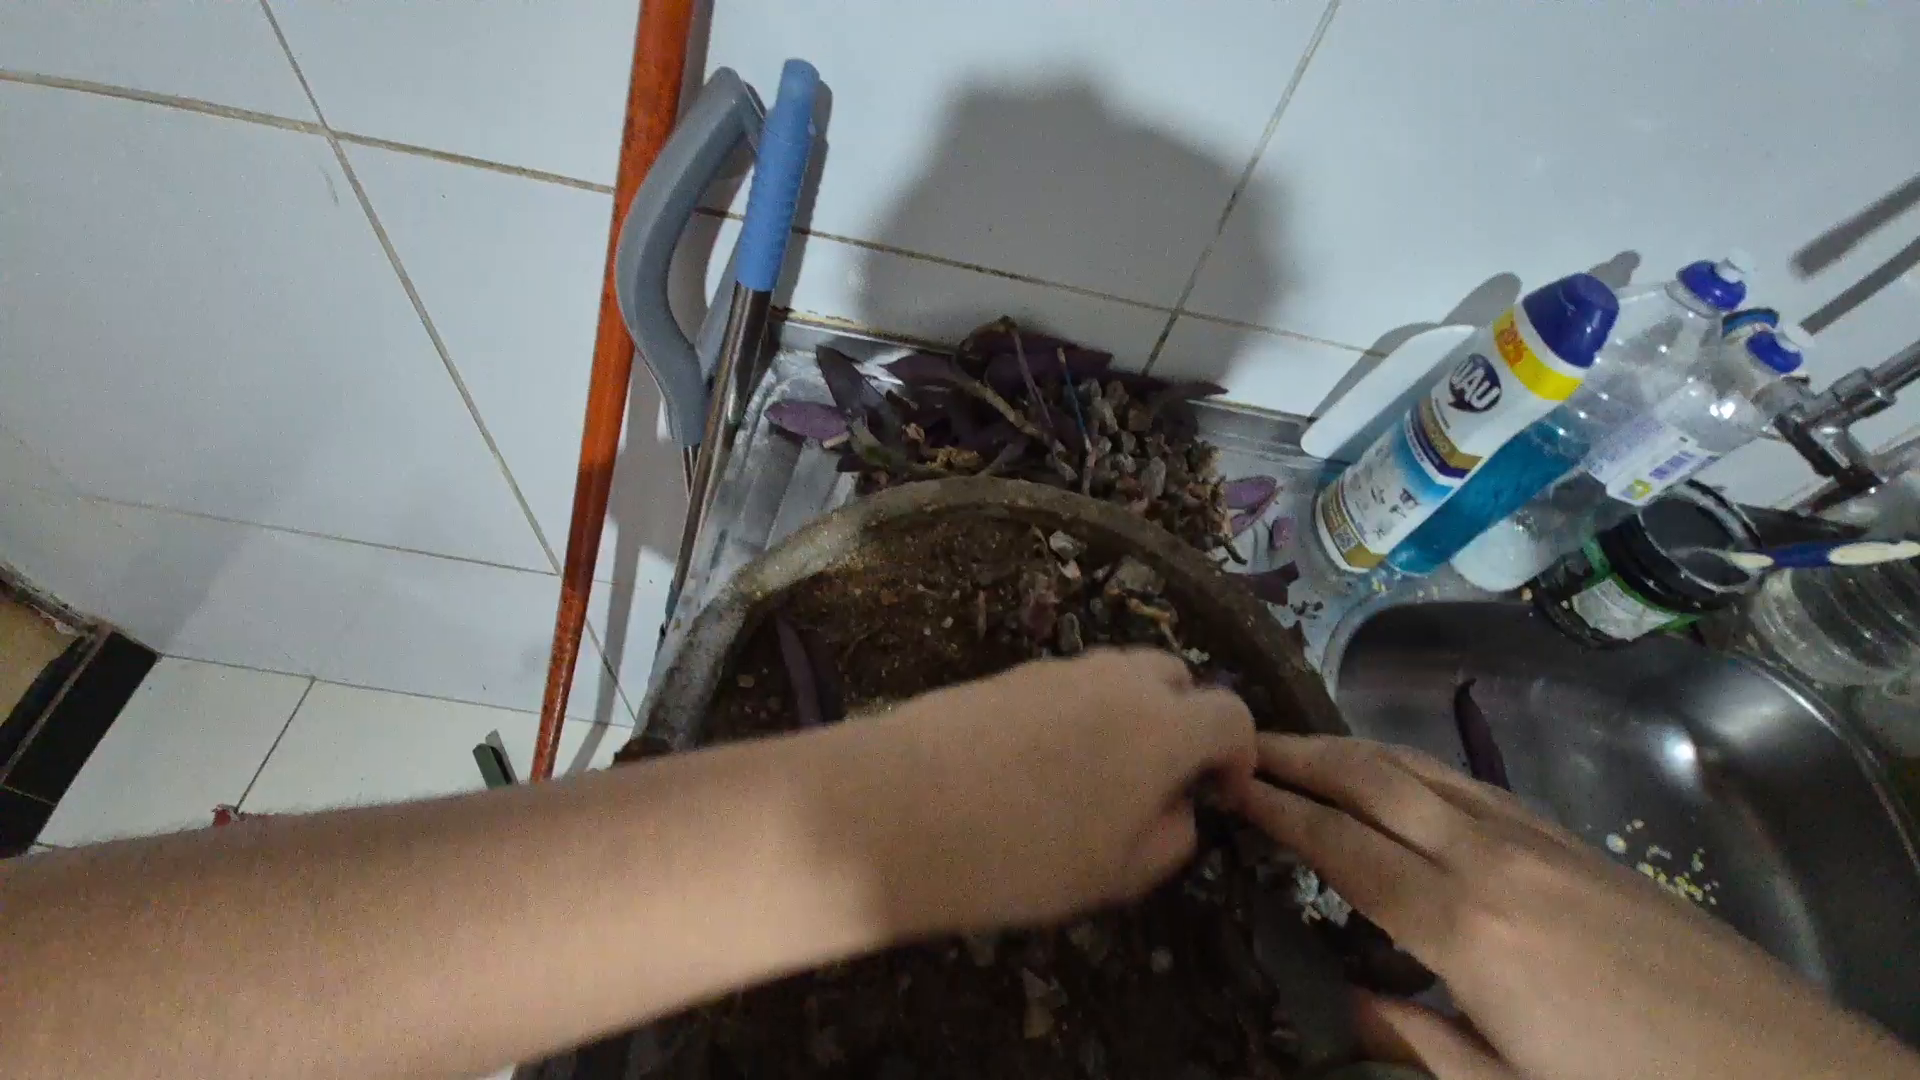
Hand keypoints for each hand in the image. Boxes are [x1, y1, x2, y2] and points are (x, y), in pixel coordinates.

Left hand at [816, 648, 1254, 935]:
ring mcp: (1059, 668)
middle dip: (1184, 717)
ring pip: (1118, 672)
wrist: (903, 807)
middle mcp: (1117, 680)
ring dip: (1130, 709)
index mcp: (1163, 727)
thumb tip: (1178, 805)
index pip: (1230, 714)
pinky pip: (1069, 681)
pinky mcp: (1011, 670)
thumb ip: (1170, 836)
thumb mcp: (1116, 873)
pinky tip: (1040, 758)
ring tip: (1097, 770)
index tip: (1217, 792)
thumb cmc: (1023, 855)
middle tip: (1158, 775)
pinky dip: (1080, 707)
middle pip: (1175, 675)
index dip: (1237, 752)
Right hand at [1233, 734, 1919, 1079]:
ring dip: (1349, 749)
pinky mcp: (1576, 842)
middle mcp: (1491, 859)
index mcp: (1465, 928)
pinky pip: (1466, 783)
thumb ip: (1416, 1038)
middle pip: (1372, 778)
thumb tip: (1342, 998)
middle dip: (1299, 754)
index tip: (1228, 785)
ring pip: (1419, 766)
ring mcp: (1538, 840)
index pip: (1341, 846)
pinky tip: (1396, 777)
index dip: (1278, 811)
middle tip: (1242, 742)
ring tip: (1299, 747)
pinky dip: (1408, 766)